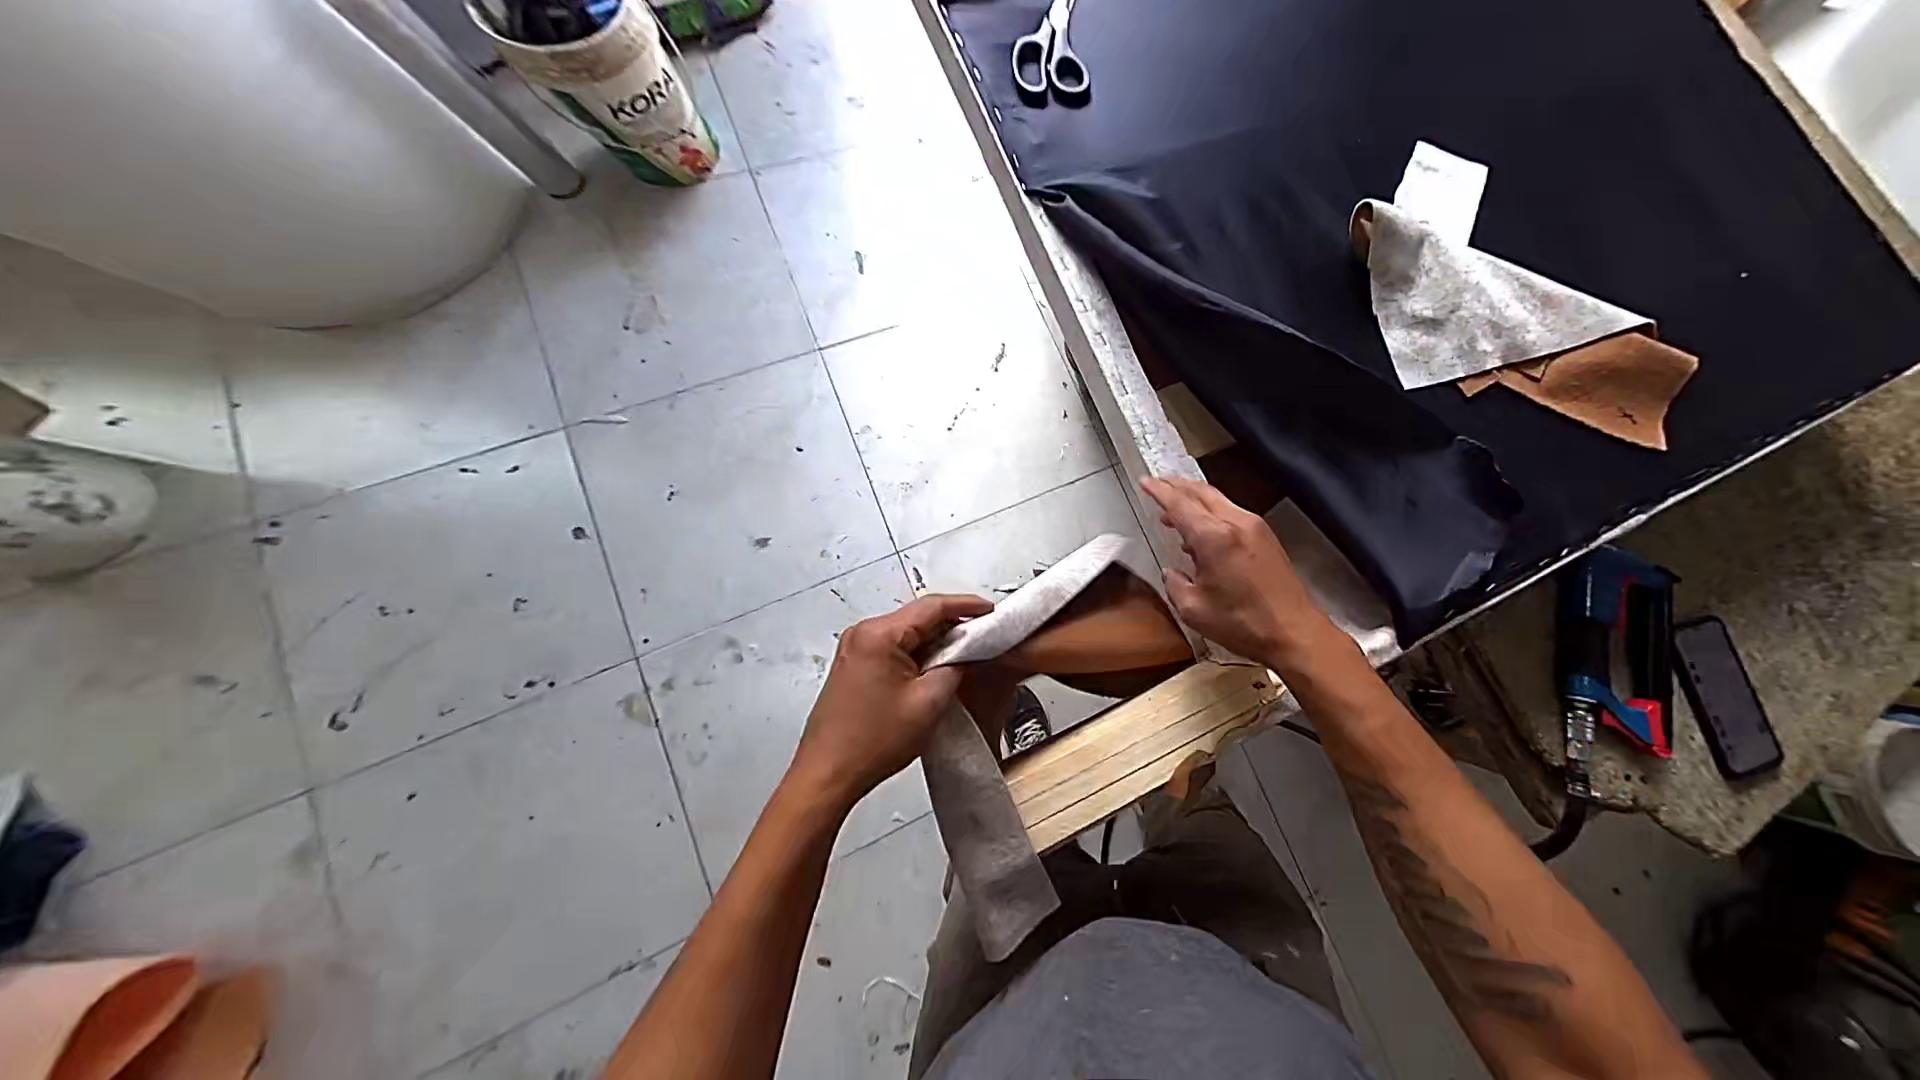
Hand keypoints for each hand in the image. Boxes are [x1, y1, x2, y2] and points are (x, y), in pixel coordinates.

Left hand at [789, 593, 993, 809]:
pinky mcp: (854, 665)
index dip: (967, 606)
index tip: (991, 611)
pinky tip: (936, 669)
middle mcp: (862, 633)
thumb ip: (955, 668)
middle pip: (917, 617)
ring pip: (906, 634)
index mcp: (878, 634)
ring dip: (935, 643)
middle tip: (985, 637)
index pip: (931, 606)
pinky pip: (893, 649)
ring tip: (966, 655)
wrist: (829, 774)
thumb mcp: (929, 702)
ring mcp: (855, 649)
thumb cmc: (872, 742)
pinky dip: (917, 655)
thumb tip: (967, 653)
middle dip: (952, 626)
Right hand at [1140, 475, 1337, 669]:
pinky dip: (1212, 514)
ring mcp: (1256, 529)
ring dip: (1194, 500)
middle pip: (1201, 492)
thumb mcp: (1193, 608)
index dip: (1159, 490)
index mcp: (1214, 538)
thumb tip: (1172, 574)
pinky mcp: (1266, 538)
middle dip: (1176, 486)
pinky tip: (1203, 532)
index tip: (1147, 482)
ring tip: (1175, 512)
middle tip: (1159, 484)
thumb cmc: (1247, 623)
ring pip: (1218, 500)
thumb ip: (1175, 584)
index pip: (1179, 503)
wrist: (1294, 633)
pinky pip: (1232, 514)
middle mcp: (1237, 525)